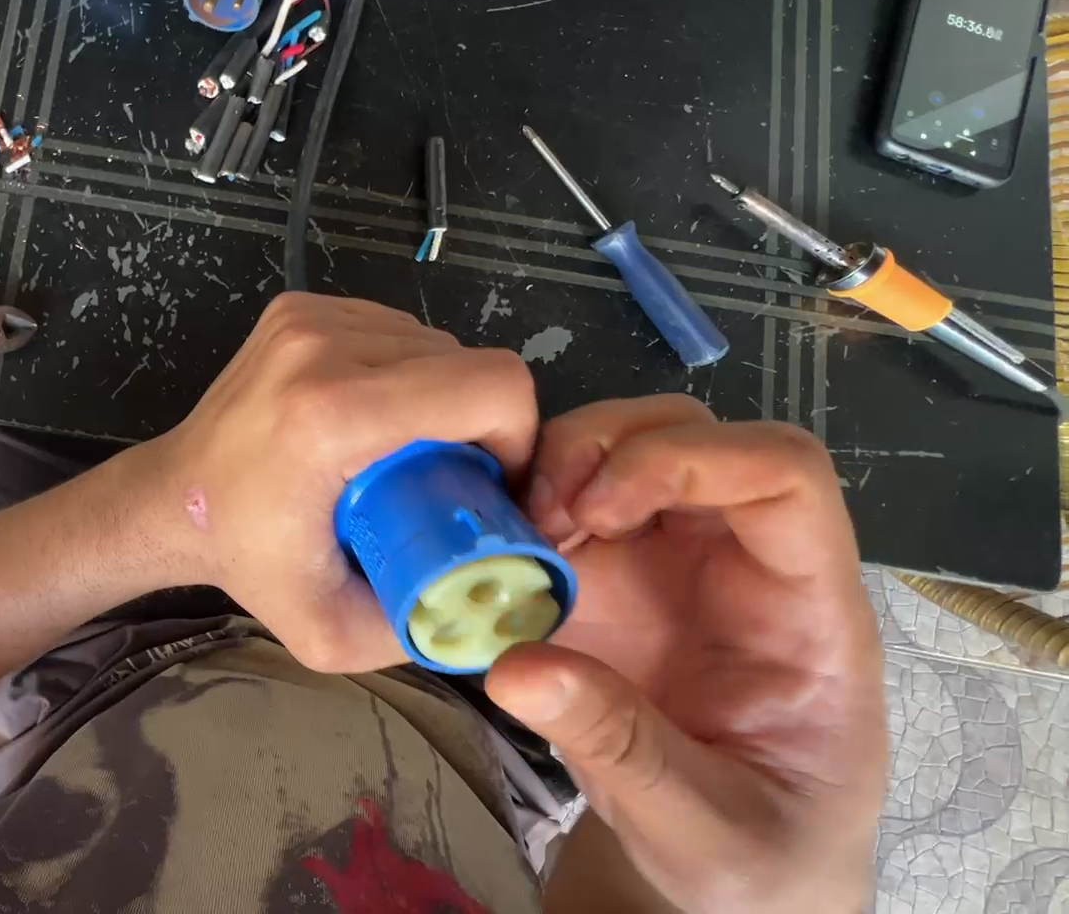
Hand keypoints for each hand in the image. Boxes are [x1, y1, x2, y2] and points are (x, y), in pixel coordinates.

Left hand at [138, 292, 537, 672]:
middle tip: (445, 476)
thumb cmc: (246, 560)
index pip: (488, 386)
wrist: (172, 500)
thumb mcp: (329, 631)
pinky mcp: (296, 308)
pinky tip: (371, 412)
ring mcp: (303, 318)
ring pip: (430, 340)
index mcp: (332, 415)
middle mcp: (318, 348)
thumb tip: (501, 604)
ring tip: (403, 448)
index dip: (515, 436)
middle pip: (464, 360)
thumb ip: (421, 629)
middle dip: (475, 421)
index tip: (487, 483)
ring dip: (436, 393)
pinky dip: (399, 367)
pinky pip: (389, 327)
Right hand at [485, 396, 885, 912]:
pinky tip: (492, 544)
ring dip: (549, 463)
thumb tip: (516, 668)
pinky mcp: (596, 564)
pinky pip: (557, 487)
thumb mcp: (702, 827)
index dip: (685, 461)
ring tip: (506, 531)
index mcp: (800, 606)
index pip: (779, 473)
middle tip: (537, 517)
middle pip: (686, 430)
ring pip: (616, 441)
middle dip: (598, 448)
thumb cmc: (748, 851)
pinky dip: (516, 495)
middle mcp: (730, 555)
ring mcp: (658, 553)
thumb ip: (618, 747)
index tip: (596, 511)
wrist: (708, 862)